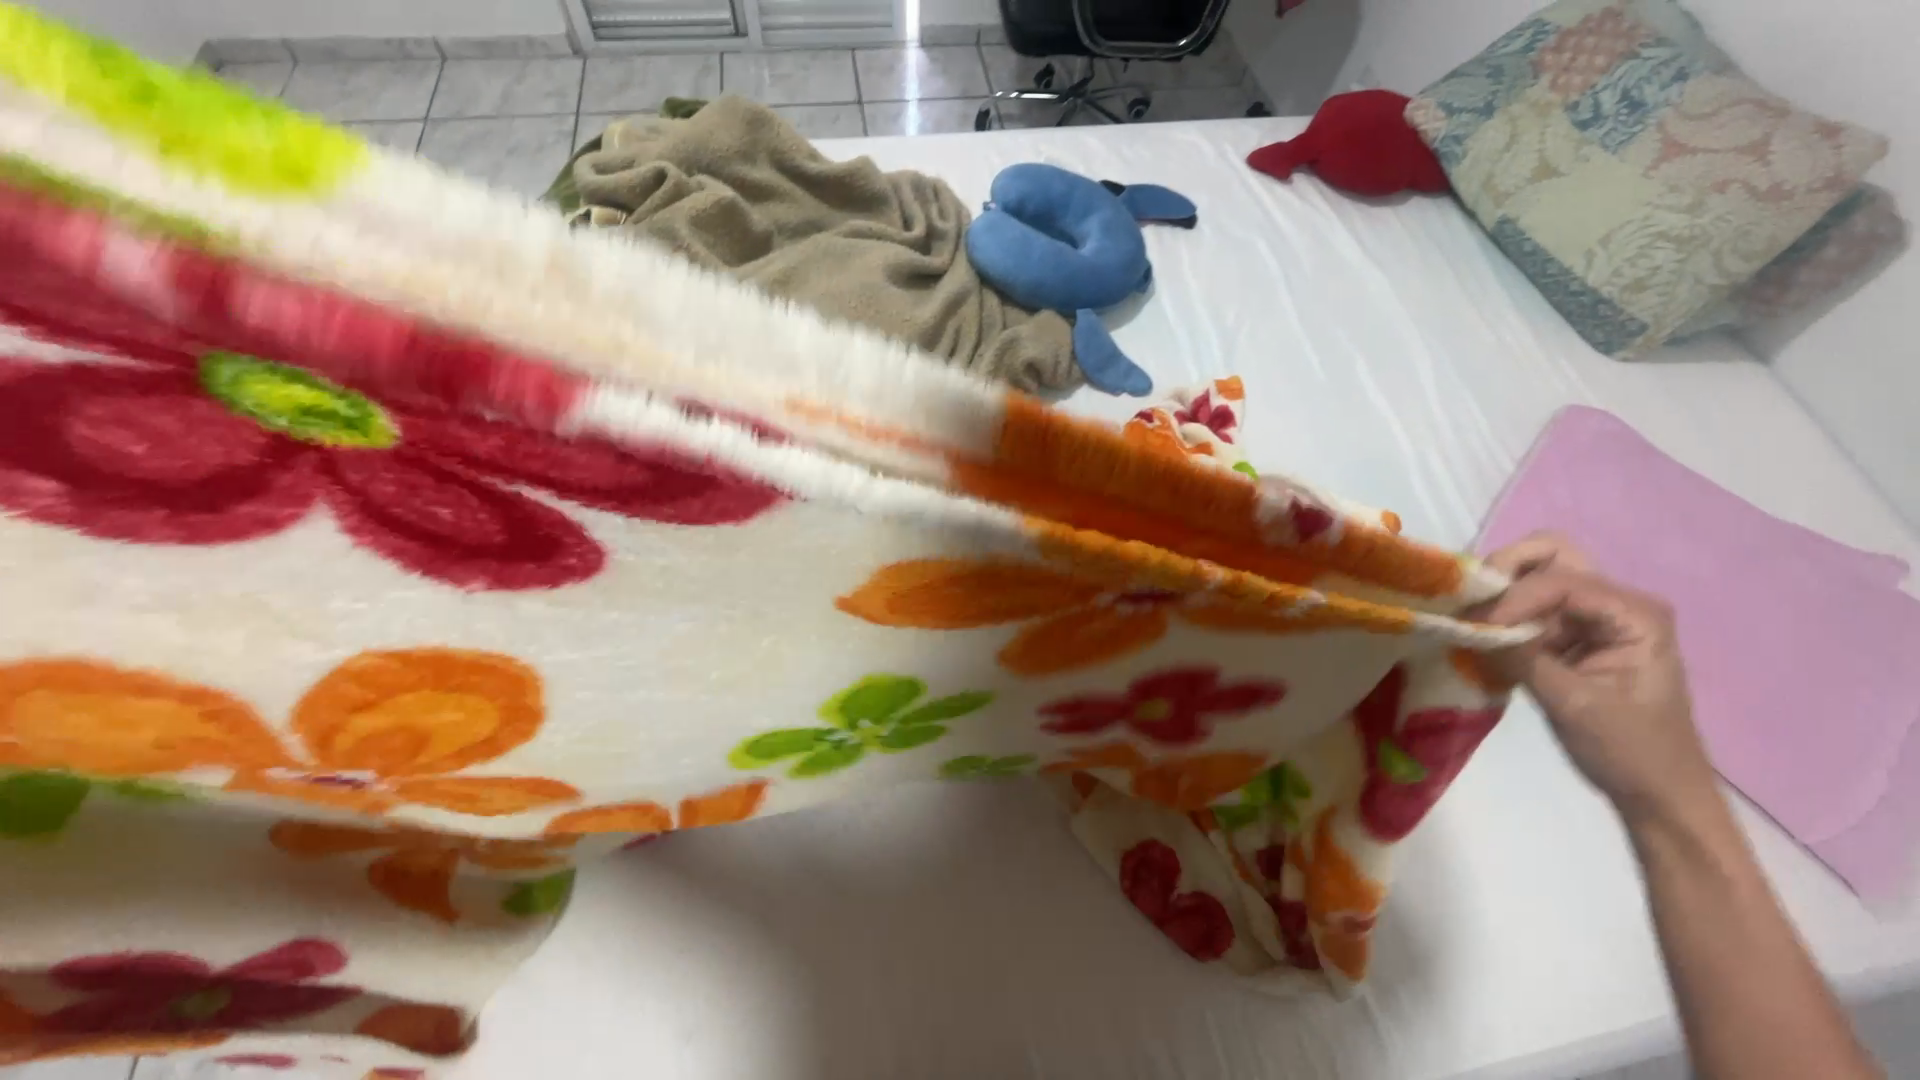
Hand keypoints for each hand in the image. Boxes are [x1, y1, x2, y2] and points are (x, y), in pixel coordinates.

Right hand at [1476, 534, 1716, 824]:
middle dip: (1506, 570)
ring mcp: (1594, 619)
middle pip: (1552, 555)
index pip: (1561, 580)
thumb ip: (1523, 657)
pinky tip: (1484, 641)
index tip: (1479, 627)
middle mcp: (1617, 603)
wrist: (1658, 793)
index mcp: (1634, 614)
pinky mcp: (1573, 638)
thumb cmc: (1629, 750)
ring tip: (1472, 622)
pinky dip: (1503, 619)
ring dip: (1501, 595)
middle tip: (1472, 599)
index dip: (1515, 597)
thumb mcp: (1573, 703)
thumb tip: (1471, 624)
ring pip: (1536, 578)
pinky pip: (1531, 611)